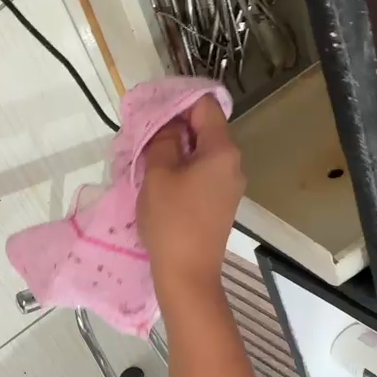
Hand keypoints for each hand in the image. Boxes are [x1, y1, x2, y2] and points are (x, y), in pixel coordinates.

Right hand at [137, 95, 244, 287]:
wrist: (187, 274)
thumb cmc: (171, 222)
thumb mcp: (157, 175)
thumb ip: (162, 140)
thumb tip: (167, 125)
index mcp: (222, 149)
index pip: (205, 105)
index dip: (177, 102)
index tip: (150, 111)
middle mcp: (233, 163)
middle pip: (205, 129)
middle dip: (174, 128)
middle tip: (143, 137)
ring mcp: (229, 185)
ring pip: (201, 154)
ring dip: (175, 152)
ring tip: (147, 162)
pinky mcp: (220, 204)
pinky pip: (201, 175)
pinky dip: (182, 172)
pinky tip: (160, 184)